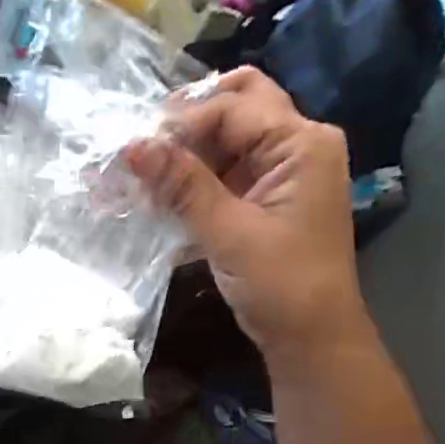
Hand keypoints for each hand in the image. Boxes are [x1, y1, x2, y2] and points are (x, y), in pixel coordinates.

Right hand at [123, 67, 362, 357]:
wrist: (311, 337)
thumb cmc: (280, 284)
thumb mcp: (228, 232)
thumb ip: (182, 185)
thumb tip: (133, 146)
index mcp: (301, 143)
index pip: (233, 108)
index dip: (181, 123)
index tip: (134, 148)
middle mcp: (297, 146)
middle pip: (239, 106)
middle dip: (189, 121)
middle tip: (145, 143)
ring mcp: (283, 173)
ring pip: (229, 140)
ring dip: (187, 153)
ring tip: (144, 176)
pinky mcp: (267, 201)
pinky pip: (227, 174)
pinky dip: (196, 181)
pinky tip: (162, 198)